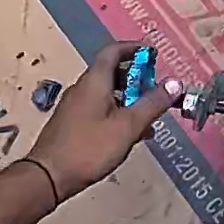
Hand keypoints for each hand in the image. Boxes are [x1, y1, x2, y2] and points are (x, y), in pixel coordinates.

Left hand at [27, 41, 182, 199]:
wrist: (48, 176)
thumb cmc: (90, 147)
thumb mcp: (128, 126)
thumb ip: (152, 104)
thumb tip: (175, 82)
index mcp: (94, 81)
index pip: (113, 51)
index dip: (134, 48)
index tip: (154, 54)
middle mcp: (82, 88)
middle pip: (111, 71)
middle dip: (136, 77)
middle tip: (156, 90)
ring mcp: (74, 106)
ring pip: (106, 92)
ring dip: (128, 98)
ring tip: (148, 116)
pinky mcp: (71, 123)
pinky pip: (99, 108)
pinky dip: (117, 112)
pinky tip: (129, 133)